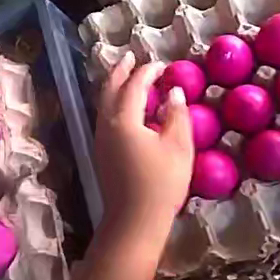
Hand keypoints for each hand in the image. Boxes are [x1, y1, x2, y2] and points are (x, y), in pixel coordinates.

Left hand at [93, 55, 192, 243]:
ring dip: (115, 87)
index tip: (162, 65)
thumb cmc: (161, 183)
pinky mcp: (101, 154)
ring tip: (126, 77)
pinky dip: (114, 104)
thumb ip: (177, 115)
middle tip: (130, 57)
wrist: (134, 221)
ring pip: (104, 104)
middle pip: (110, 90)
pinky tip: (126, 109)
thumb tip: (173, 92)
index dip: (148, 72)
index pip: (134, 86)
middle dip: (121, 72)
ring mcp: (100, 140)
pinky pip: (105, 117)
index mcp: (124, 119)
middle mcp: (106, 125)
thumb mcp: (178, 146)